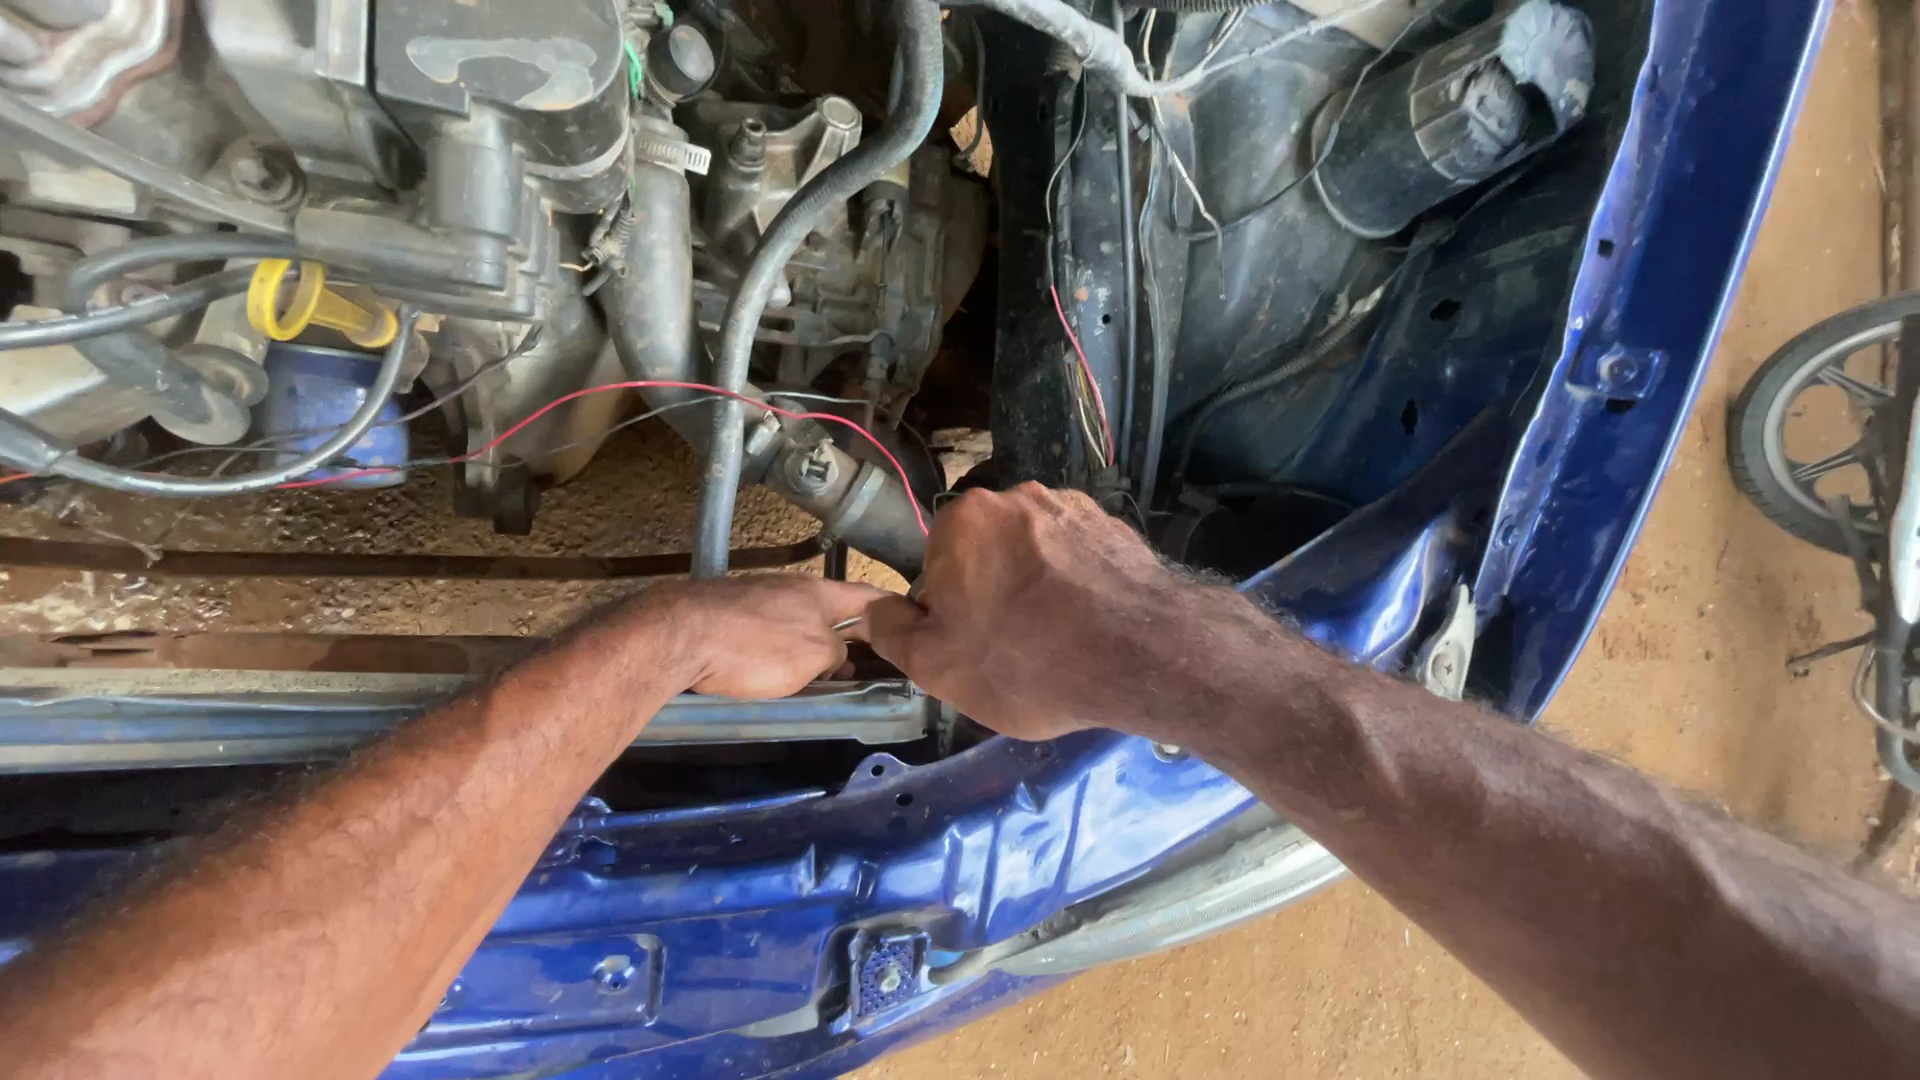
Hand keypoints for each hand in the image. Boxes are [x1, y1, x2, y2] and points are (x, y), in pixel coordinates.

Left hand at [625, 575, 886, 698]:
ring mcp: (758, 597)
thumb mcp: (814, 656)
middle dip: (855, 632)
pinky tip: (779, 668)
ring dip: (818, 642)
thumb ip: (836, 653)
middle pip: (835, 608)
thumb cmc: (756, 647)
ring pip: (802, 620)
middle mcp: (792, 587)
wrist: (678, 636)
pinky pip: (772, 630)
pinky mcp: (729, 613)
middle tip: (872, 659)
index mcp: (820, 592)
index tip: (912, 623)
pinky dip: (787, 647)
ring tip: (827, 672)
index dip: (894, 610)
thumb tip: (837, 655)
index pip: (870, 597)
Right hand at [864, 483, 1265, 742]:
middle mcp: (1016, 497)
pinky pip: (1079, 557)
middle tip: (1015, 646)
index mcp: (964, 519)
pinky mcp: (1116, 526)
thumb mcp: (937, 666)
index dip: (950, 610)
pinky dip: (1077, 584)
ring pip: (1035, 553)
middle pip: (987, 553)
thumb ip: (893, 633)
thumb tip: (873, 611)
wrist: (1143, 656)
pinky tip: (1091, 624)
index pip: (937, 565)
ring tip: (1059, 639)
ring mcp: (1073, 507)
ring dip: (1037, 586)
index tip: (974, 643)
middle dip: (993, 592)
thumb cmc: (1026, 661)